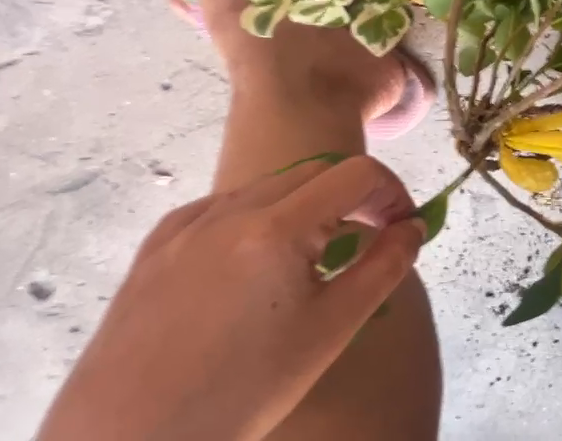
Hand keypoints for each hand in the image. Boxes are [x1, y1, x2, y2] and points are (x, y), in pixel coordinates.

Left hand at [39, 156, 424, 440]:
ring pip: (268, 185)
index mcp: (277, 230)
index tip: (401, 228)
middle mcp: (227, 215)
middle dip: (354, 195)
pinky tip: (257, 254)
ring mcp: (181, 232)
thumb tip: (411, 226)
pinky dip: (255, 214)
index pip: (359, 174)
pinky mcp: (150, 254)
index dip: (393, 193)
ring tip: (314, 251)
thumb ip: (388, 263)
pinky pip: (219, 208)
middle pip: (316, 171)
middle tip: (369, 235)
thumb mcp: (335, 326)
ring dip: (307, 202)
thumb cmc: (242, 390)